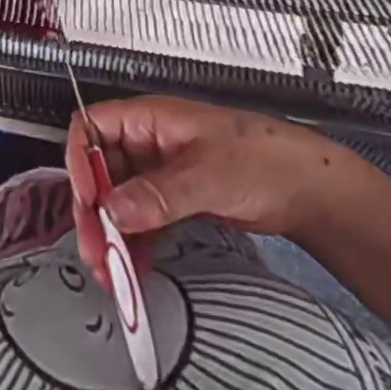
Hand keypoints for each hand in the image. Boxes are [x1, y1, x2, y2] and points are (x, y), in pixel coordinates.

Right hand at [67, 96, 366, 282]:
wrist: (309, 188)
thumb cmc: (264, 158)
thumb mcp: (207, 174)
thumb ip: (157, 194)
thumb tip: (113, 209)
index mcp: (150, 119)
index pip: (92, 127)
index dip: (81, 159)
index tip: (85, 198)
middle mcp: (148, 142)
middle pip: (100, 169)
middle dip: (93, 210)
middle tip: (96, 250)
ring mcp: (160, 172)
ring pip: (118, 199)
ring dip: (110, 234)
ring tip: (112, 270)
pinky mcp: (174, 198)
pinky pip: (140, 218)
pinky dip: (134, 242)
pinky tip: (136, 266)